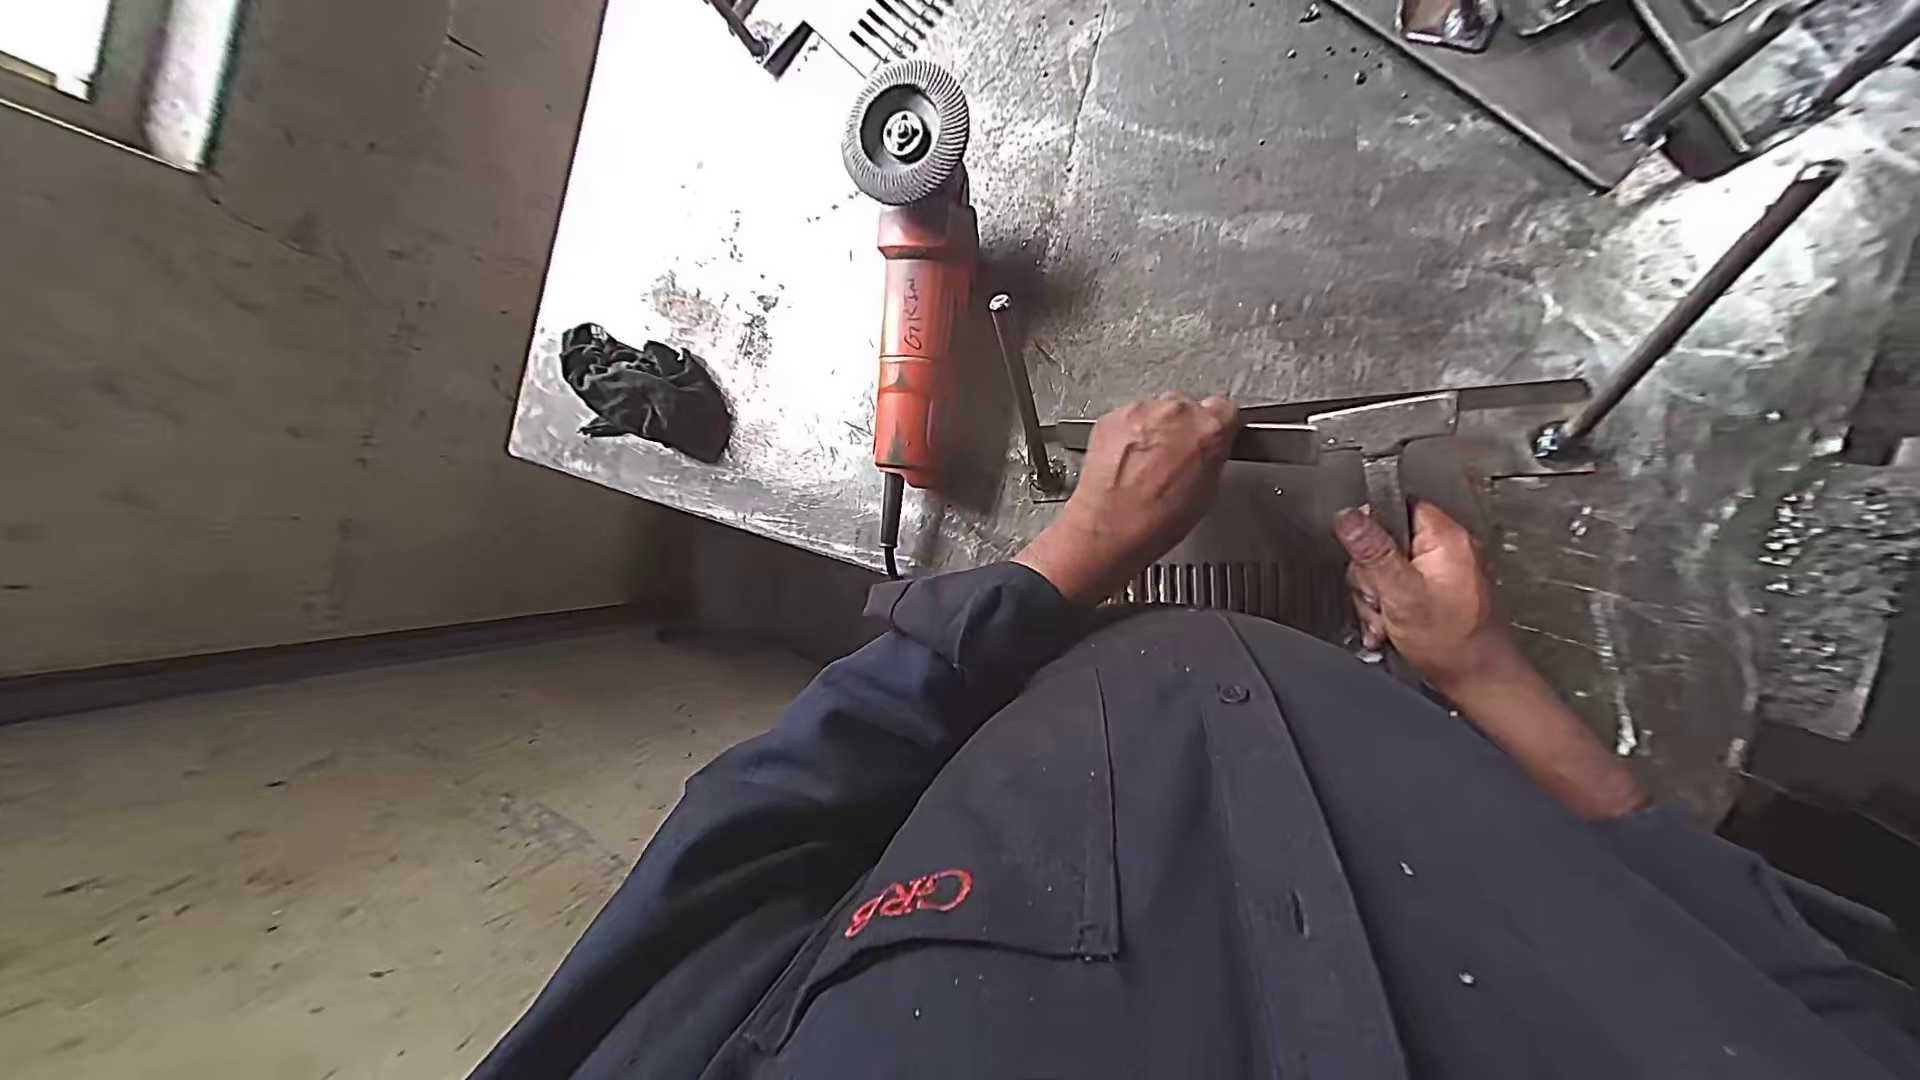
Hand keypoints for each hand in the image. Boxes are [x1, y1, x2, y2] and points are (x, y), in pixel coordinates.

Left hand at [1015, 393, 1238, 605]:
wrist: (1109, 528)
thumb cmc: (1155, 520)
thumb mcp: (1207, 492)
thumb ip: (1212, 456)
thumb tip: (1209, 449)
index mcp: (1210, 429)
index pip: (1224, 410)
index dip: (1215, 427)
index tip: (1207, 438)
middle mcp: (1176, 413)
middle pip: (1186, 408)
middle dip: (1180, 429)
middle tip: (1170, 459)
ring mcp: (1141, 413)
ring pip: (1154, 412)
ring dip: (1151, 431)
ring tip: (1142, 465)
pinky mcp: (1111, 418)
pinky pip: (1125, 420)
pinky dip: (1125, 436)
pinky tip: (1124, 462)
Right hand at [1335, 500, 1520, 689]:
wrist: (1475, 677)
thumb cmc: (1452, 641)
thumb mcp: (1402, 593)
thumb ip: (1373, 552)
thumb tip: (1349, 516)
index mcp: (1446, 539)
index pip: (1396, 506)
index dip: (1371, 527)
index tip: (1365, 555)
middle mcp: (1446, 549)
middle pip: (1381, 540)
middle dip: (1368, 573)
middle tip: (1381, 595)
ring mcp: (1438, 569)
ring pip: (1379, 566)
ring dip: (1373, 593)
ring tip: (1388, 613)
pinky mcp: (1430, 587)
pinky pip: (1389, 584)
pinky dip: (1383, 602)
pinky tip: (1390, 619)